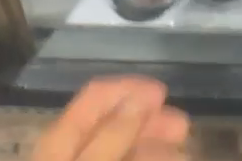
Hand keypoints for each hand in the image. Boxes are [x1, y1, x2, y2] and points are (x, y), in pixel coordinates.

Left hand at [33, 76, 188, 160]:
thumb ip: (112, 135)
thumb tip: (140, 98)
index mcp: (58, 136)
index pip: (96, 97)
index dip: (129, 88)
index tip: (164, 91)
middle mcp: (68, 149)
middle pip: (112, 124)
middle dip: (148, 120)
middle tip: (182, 125)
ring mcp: (80, 160)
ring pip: (120, 149)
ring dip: (150, 144)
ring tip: (181, 148)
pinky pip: (118, 160)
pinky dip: (142, 157)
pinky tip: (166, 158)